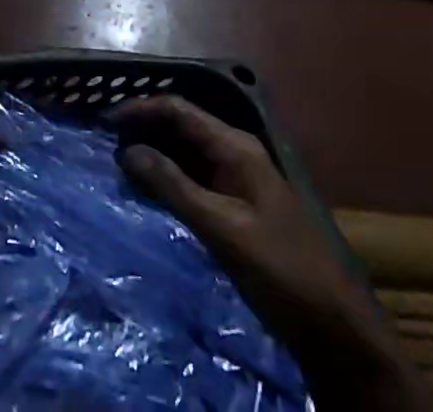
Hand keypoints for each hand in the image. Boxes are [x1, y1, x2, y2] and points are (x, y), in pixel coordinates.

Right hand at [112, 97, 432, 411]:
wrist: (331, 323)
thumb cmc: (279, 268)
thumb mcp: (221, 227)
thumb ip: (173, 185)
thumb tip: (126, 150)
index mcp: (236, 147)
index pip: (179, 110)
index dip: (140, 109)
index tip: (103, 122)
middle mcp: (234, 153)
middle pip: (179, 126)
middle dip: (141, 128)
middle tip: (101, 142)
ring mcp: (234, 179)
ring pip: (183, 152)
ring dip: (150, 152)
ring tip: (112, 162)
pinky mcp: (232, 205)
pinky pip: (190, 178)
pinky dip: (164, 177)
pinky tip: (142, 189)